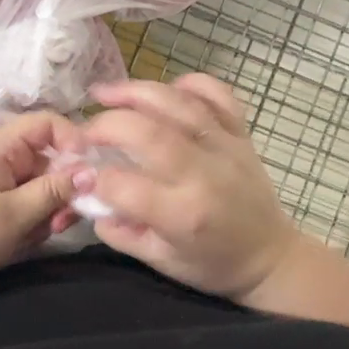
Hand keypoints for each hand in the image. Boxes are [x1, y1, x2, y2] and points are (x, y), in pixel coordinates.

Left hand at [0, 110, 88, 292]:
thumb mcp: (17, 215)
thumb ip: (56, 190)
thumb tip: (93, 172)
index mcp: (0, 147)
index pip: (48, 123)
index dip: (74, 141)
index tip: (90, 174)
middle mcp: (1, 156)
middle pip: (51, 158)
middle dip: (63, 188)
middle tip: (63, 221)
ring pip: (44, 184)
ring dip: (50, 209)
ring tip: (42, 234)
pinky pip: (29, 201)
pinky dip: (35, 219)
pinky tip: (27, 239)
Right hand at [81, 74, 307, 299]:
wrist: (270, 257)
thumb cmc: (213, 265)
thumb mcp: (161, 261)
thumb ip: (121, 233)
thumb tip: (88, 198)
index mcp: (182, 214)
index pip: (123, 185)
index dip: (92, 176)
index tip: (77, 172)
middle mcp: (203, 174)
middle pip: (147, 132)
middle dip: (106, 125)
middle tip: (83, 131)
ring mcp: (225, 147)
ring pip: (178, 104)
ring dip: (135, 92)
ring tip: (104, 93)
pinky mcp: (241, 134)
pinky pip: (217, 95)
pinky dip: (190, 84)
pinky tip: (164, 89)